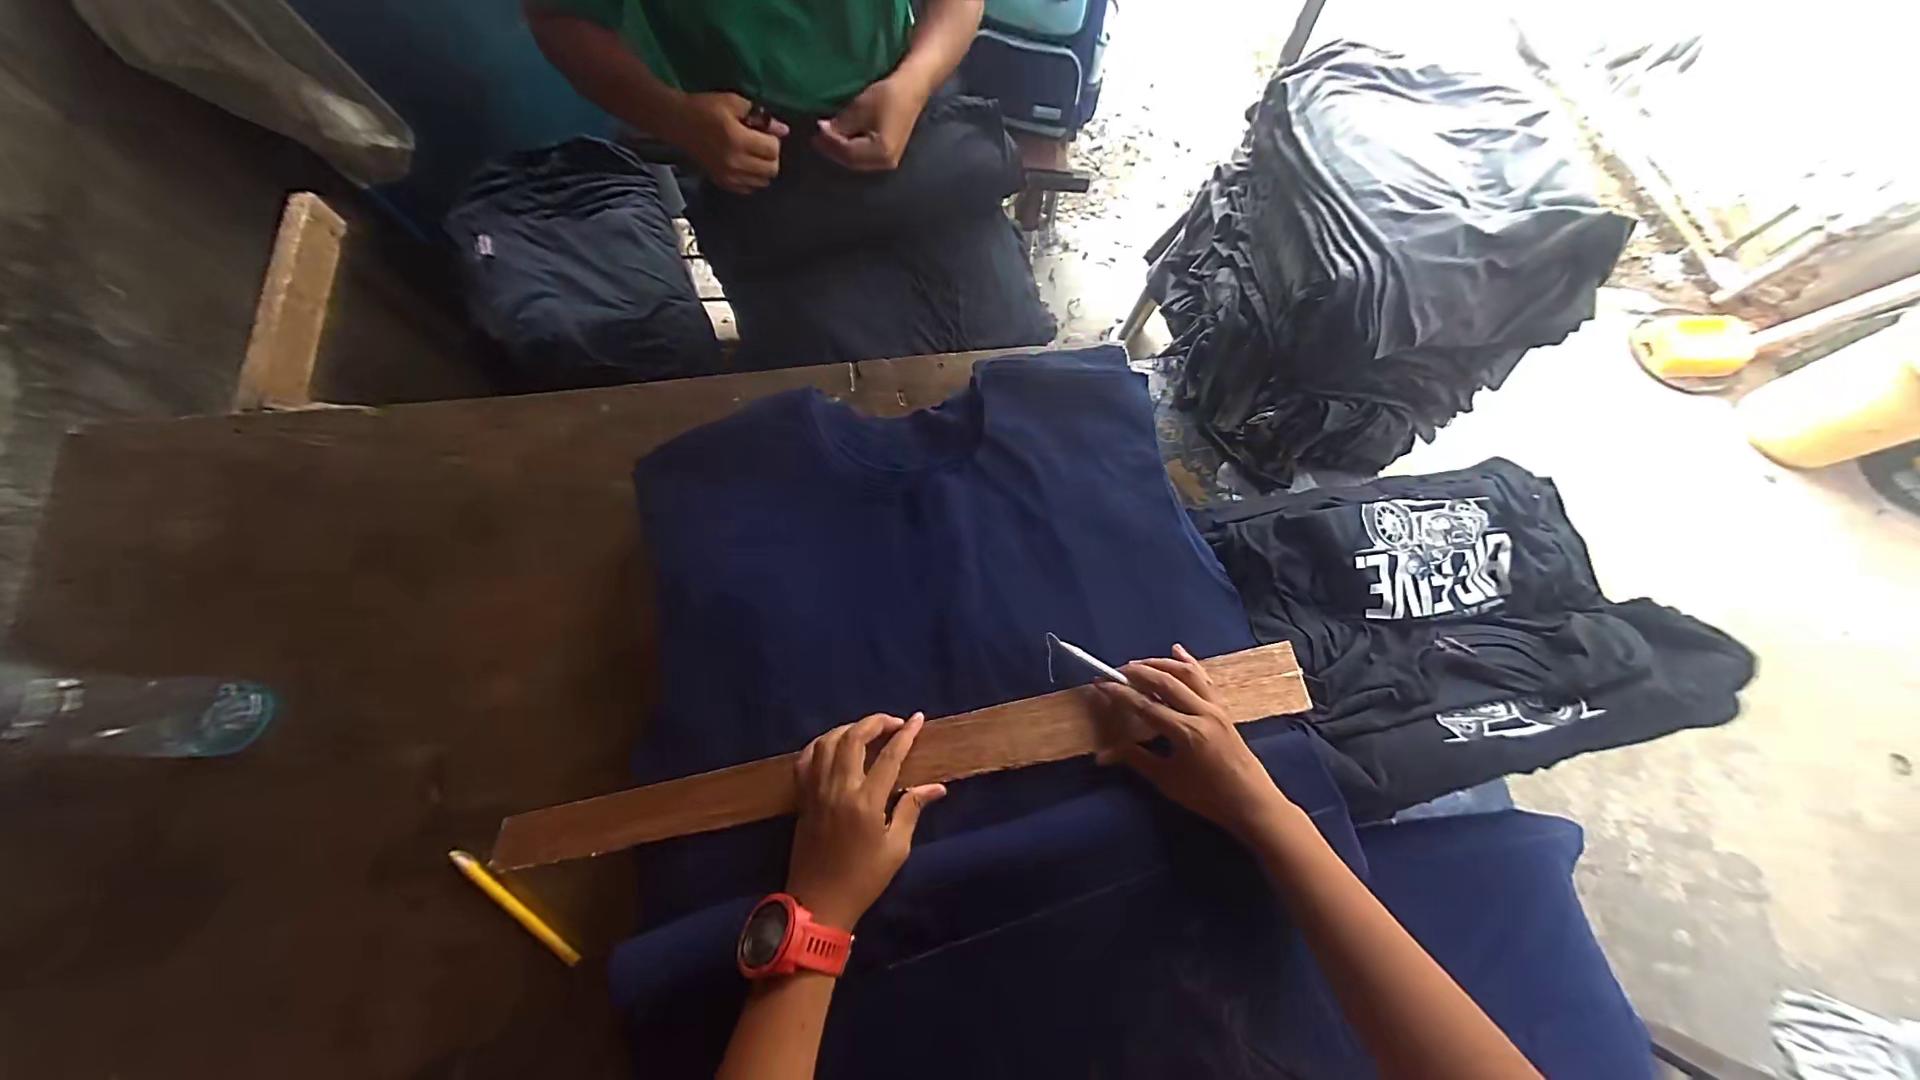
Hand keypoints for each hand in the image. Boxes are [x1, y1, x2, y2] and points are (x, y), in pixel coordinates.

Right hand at [667, 91, 787, 193]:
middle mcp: (736, 162)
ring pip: (763, 182)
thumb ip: (760, 116)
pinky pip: (749, 189)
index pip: (772, 150)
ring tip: (753, 155)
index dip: (774, 140)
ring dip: (763, 169)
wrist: (678, 123)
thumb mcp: (732, 103)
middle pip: (771, 169)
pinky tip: (745, 166)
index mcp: (738, 140)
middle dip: (772, 156)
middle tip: (762, 145)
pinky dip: (752, 179)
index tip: (766, 133)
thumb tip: (783, 130)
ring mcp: (730, 176)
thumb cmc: (705, 108)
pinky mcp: (724, 183)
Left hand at [786, 712, 946, 928]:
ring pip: (829, 742)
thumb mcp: (896, 848)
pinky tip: (834, 744)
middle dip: (876, 722)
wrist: (818, 903)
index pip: (889, 756)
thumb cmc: (863, 879)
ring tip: (867, 731)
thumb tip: (936, 787)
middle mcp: (839, 788)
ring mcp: (816, 790)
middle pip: (854, 738)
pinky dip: (821, 743)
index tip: (918, 719)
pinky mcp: (802, 796)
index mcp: (866, 801)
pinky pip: (807, 758)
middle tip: (894, 723)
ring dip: (850, 728)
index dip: (906, 733)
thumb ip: (912, 809)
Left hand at [813, 75, 927, 171]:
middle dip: (833, 150)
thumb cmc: (889, 95)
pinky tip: (841, 142)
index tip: (817, 128)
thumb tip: (824, 132)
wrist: (912, 90)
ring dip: (840, 152)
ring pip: (857, 162)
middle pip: (853, 162)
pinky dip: (850, 151)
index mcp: (881, 151)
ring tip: (826, 141)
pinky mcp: (888, 157)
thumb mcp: (862, 106)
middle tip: (816, 138)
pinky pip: (864, 159)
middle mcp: (886, 163)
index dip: (831, 142)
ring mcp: (888, 162)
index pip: (849, 152)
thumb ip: (843, 123)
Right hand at [1093, 644, 1297, 838]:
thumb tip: (1102, 756)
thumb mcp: (1167, 781)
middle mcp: (1202, 713)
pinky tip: (1176, 650)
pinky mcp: (1223, 709)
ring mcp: (1216, 708)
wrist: (1253, 804)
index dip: (1120, 693)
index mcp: (1186, 733)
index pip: (1145, 705)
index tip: (1100, 684)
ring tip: (1138, 664)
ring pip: (1185, 674)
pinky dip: (1189, 663)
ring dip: (1160, 664)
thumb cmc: (1208, 797)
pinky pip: (1204, 679)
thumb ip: (1135, 760)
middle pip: (1164, 682)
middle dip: (1137, 672)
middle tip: (1115, 672)